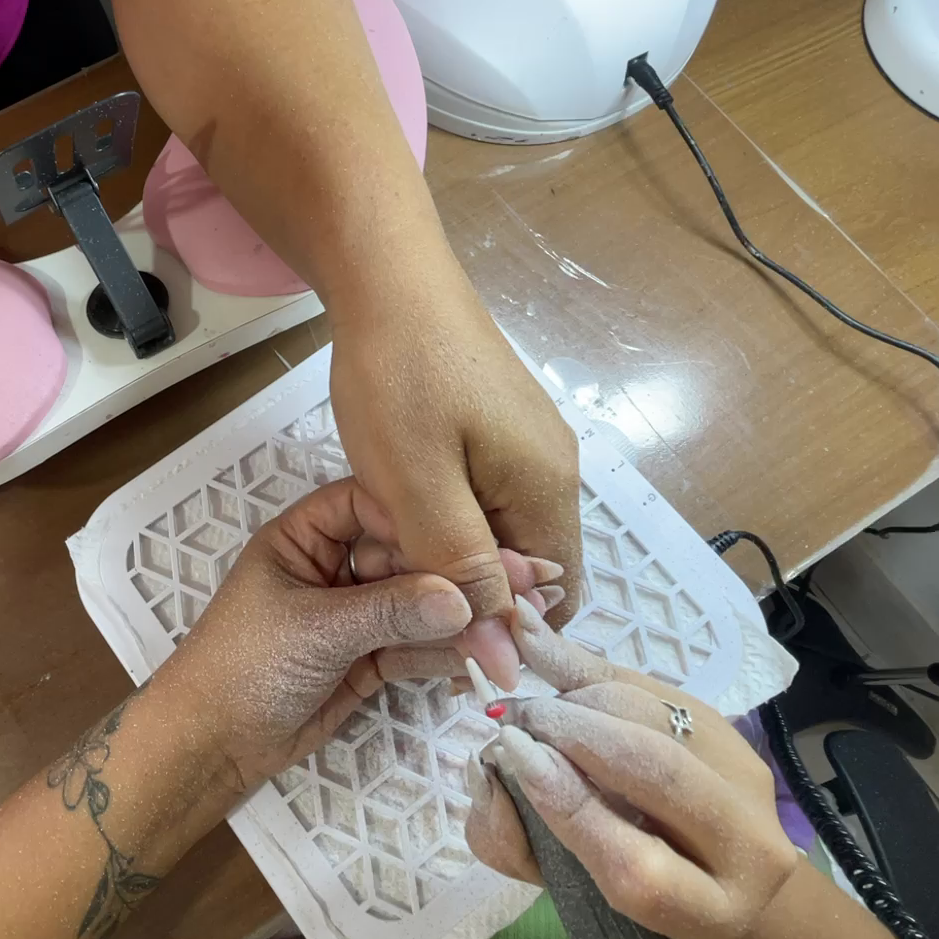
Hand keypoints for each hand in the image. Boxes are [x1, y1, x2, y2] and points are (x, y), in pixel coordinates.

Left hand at [153, 479, 557, 790]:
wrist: (212, 745)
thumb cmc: (244, 665)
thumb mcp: (317, 628)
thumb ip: (391, 610)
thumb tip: (466, 594)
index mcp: (304, 536)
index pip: (372, 505)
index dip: (423, 516)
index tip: (480, 533)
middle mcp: (334, 566)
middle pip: (405, 556)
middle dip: (457, 573)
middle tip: (524, 583)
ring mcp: (354, 612)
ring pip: (417, 603)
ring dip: (462, 615)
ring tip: (522, 620)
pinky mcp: (367, 656)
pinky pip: (414, 644)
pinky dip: (446, 650)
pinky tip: (487, 652)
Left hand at [328, 294, 582, 691]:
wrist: (387, 281)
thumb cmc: (400, 381)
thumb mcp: (419, 486)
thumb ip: (461, 568)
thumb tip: (504, 657)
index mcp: (549, 490)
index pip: (552, 596)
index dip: (497, 624)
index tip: (431, 620)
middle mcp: (552, 471)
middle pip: (522, 564)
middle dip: (461, 582)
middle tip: (393, 567)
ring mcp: (523, 446)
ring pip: (493, 531)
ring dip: (443, 546)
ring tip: (387, 530)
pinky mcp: (493, 429)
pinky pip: (477, 496)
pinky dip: (438, 511)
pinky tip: (395, 497)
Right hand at [465, 597, 798, 938]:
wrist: (711, 858)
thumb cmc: (619, 873)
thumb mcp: (560, 878)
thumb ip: (509, 838)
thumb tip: (484, 769)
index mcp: (702, 909)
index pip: (634, 865)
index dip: (567, 804)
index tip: (512, 754)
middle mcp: (747, 847)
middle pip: (657, 771)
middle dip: (571, 731)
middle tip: (513, 719)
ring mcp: (742, 774)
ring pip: (649, 714)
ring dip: (576, 700)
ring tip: (533, 710)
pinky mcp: (721, 722)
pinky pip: (639, 680)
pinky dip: (577, 661)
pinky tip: (528, 634)